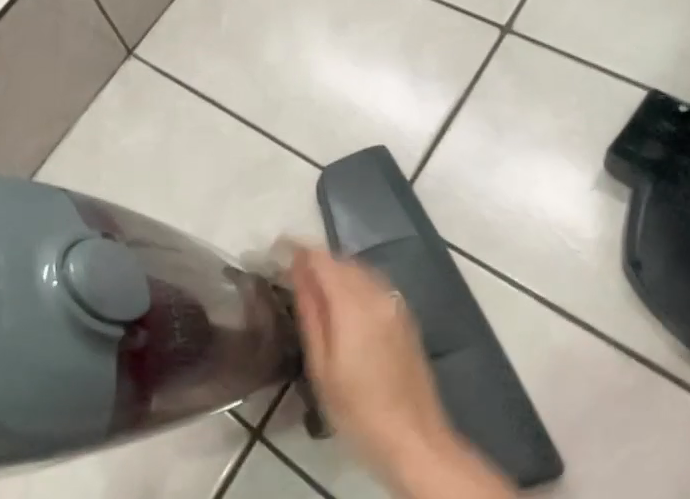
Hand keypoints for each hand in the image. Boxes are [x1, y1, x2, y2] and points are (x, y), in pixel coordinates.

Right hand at [289, 246, 450, 469]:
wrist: (415, 441)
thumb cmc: (357, 410)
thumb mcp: (321, 366)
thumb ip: (310, 312)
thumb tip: (297, 272)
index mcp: (353, 304)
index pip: (321, 257)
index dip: (296, 248)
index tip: (274, 251)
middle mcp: (378, 295)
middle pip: (341, 259)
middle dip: (314, 258)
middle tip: (288, 271)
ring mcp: (396, 306)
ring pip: (359, 270)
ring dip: (334, 269)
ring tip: (310, 285)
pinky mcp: (406, 319)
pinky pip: (374, 285)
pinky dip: (353, 282)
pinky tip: (341, 303)